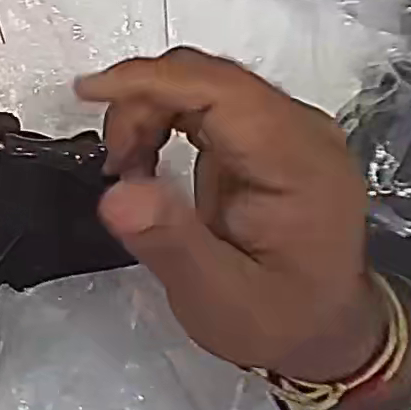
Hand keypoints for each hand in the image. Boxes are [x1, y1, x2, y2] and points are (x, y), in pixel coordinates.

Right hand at [75, 48, 384, 381]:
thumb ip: (170, 243)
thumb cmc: (278, 320)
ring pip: (195, 83)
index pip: (218, 90)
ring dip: (144, 114)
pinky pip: (199, 102)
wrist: (323, 332)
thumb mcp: (219, 298)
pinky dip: (158, 120)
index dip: (148, 82)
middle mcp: (295, 130)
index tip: (87, 92)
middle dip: (139, 105)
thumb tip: (117, 194)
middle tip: (114, 165)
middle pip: (202, 77)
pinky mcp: (261, 136)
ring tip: (128, 170)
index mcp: (296, 162)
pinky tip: (146, 160)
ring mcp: (281, 128)